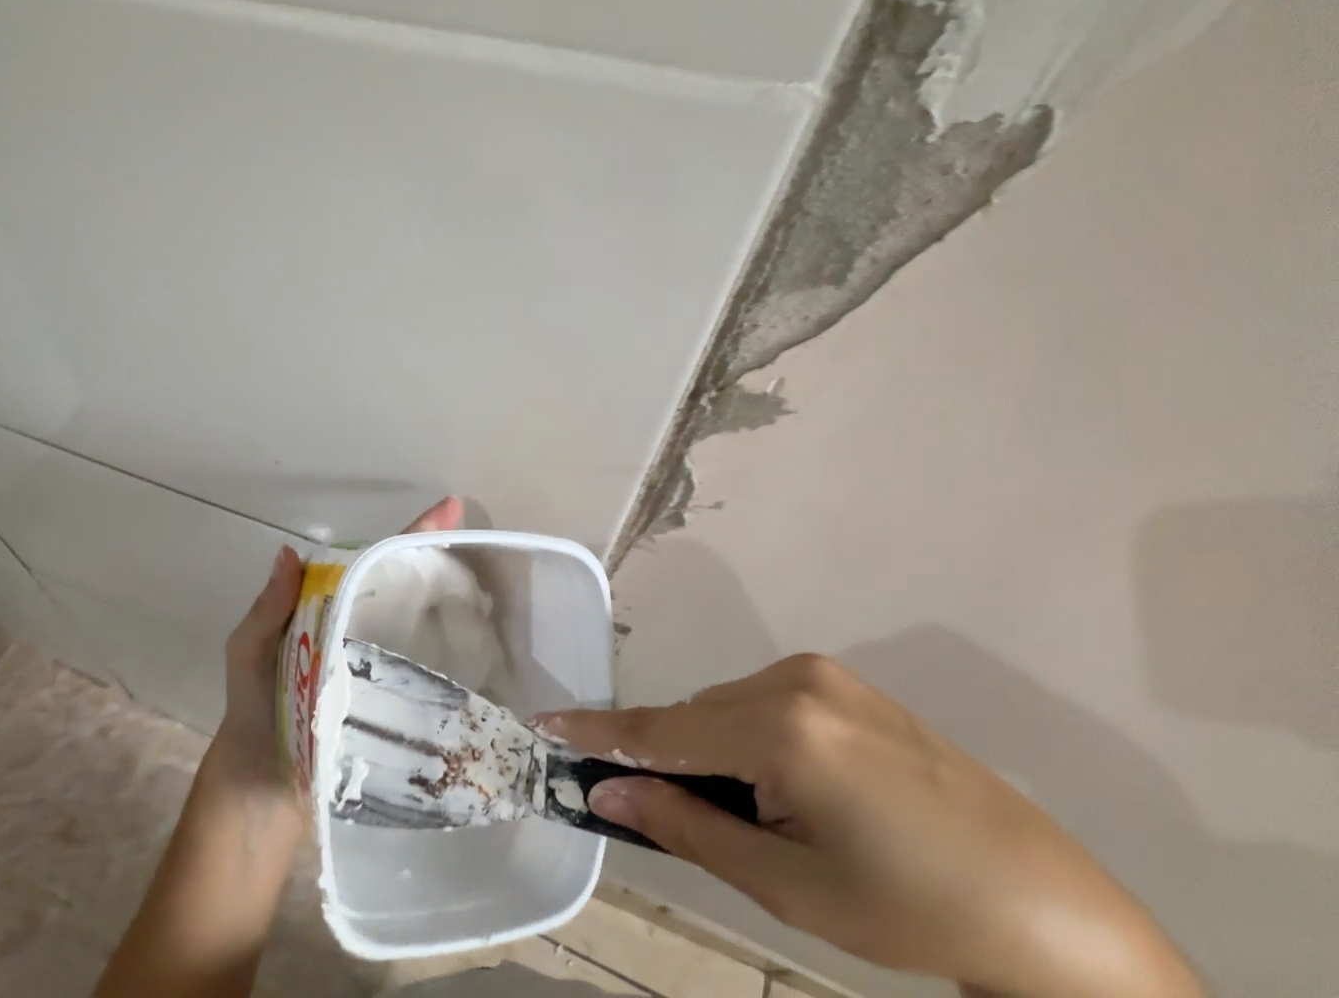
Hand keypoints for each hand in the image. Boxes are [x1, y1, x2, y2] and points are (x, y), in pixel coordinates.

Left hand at [208, 497, 466, 802]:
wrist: (259, 788)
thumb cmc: (252, 711)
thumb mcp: (248, 652)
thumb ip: (267, 610)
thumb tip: (289, 553)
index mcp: (328, 614)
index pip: (370, 566)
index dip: (409, 537)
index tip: (449, 508)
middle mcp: (361, 636)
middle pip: (406, 592)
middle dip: (441, 564)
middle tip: (482, 547)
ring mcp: (382, 673)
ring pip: (423, 631)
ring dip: (454, 610)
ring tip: (492, 590)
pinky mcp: (396, 712)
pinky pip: (427, 680)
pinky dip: (452, 664)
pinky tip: (482, 654)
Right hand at [538, 655, 1203, 997]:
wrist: (1044, 906)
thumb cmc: (906, 907)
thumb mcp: (782, 881)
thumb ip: (683, 823)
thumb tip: (606, 787)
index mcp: (780, 728)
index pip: (660, 727)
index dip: (596, 731)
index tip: (541, 723)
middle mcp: (797, 682)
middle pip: (692, 716)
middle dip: (661, 756)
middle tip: (646, 808)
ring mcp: (829, 678)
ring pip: (725, 709)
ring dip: (707, 751)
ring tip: (740, 818)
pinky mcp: (851, 688)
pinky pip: (764, 704)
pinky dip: (744, 740)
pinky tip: (777, 790)